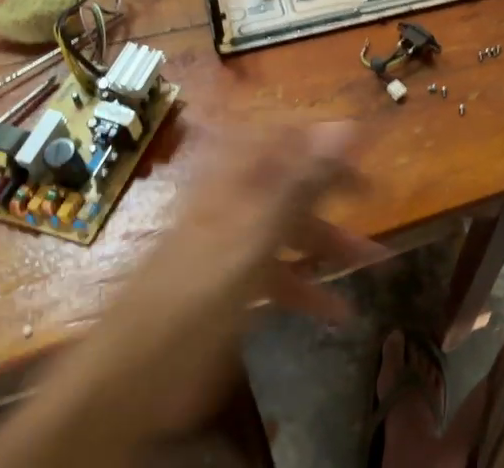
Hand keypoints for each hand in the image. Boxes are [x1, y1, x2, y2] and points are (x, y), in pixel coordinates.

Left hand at [81, 121, 385, 425]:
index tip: (363, 141)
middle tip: (373, 194)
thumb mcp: (255, 236)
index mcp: (233, 180)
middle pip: (289, 182)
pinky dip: (307, 288)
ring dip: (328, 242)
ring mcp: (230, 245)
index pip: (280, 136)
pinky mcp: (230, 287)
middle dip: (332, 189)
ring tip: (373, 260)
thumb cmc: (194, 297)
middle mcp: (232, 203)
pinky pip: (277, 275)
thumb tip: (344, 128)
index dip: (319, 134)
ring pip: (288, 230)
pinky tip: (338, 313)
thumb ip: (301, 184)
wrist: (130, 376)